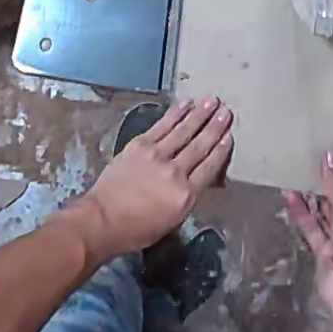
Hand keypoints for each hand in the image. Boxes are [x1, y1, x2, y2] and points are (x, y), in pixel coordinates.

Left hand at [55, 97, 234, 262]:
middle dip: (215, 127)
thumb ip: (187, 197)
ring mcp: (157, 155)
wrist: (102, 219)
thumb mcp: (172, 221)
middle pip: (200, 145)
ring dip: (199, 115)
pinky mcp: (140, 144)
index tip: (230, 135)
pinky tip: (186, 104)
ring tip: (212, 102)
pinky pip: (163, 125)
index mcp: (186, 195)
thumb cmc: (137, 229)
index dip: (221, 150)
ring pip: (183, 130)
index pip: (209, 168)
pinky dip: (175, 113)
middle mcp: (175, 172)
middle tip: (226, 111)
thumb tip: (197, 179)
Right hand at [284, 150, 332, 331]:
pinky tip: (290, 198)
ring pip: (324, 217)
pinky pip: (312, 231)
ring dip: (310, 199)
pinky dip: (301, 215)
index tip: (329, 157)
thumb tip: (329, 155)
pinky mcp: (324, 256)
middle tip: (308, 162)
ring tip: (294, 176)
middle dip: (325, 187)